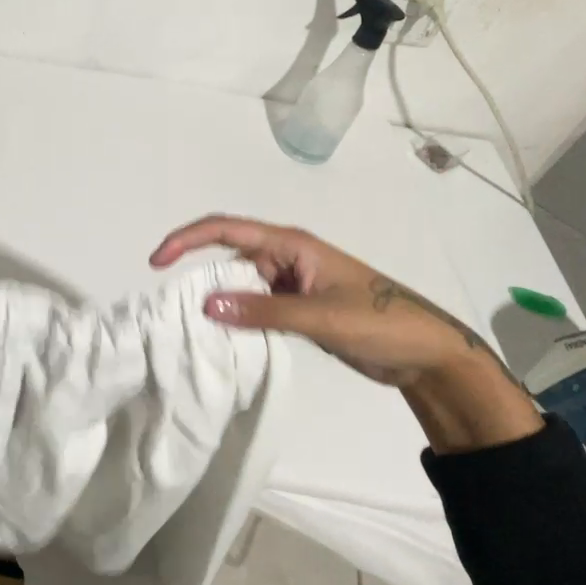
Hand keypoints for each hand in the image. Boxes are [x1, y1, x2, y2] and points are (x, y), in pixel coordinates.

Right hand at [151, 215, 542, 452]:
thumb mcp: (321, 317)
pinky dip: (235, 316)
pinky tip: (223, 335)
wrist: (429, 355)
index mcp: (292, 244)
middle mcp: (286, 257)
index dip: (187, 239)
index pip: (227, 229)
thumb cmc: (381, 323)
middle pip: (227, 254)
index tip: (156, 263)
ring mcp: (290, 283)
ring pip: (239, 282)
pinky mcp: (296, 308)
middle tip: (172, 305)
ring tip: (191, 323)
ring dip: (217, 298)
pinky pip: (253, 305)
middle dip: (197, 273)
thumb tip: (204, 304)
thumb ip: (262, 311)